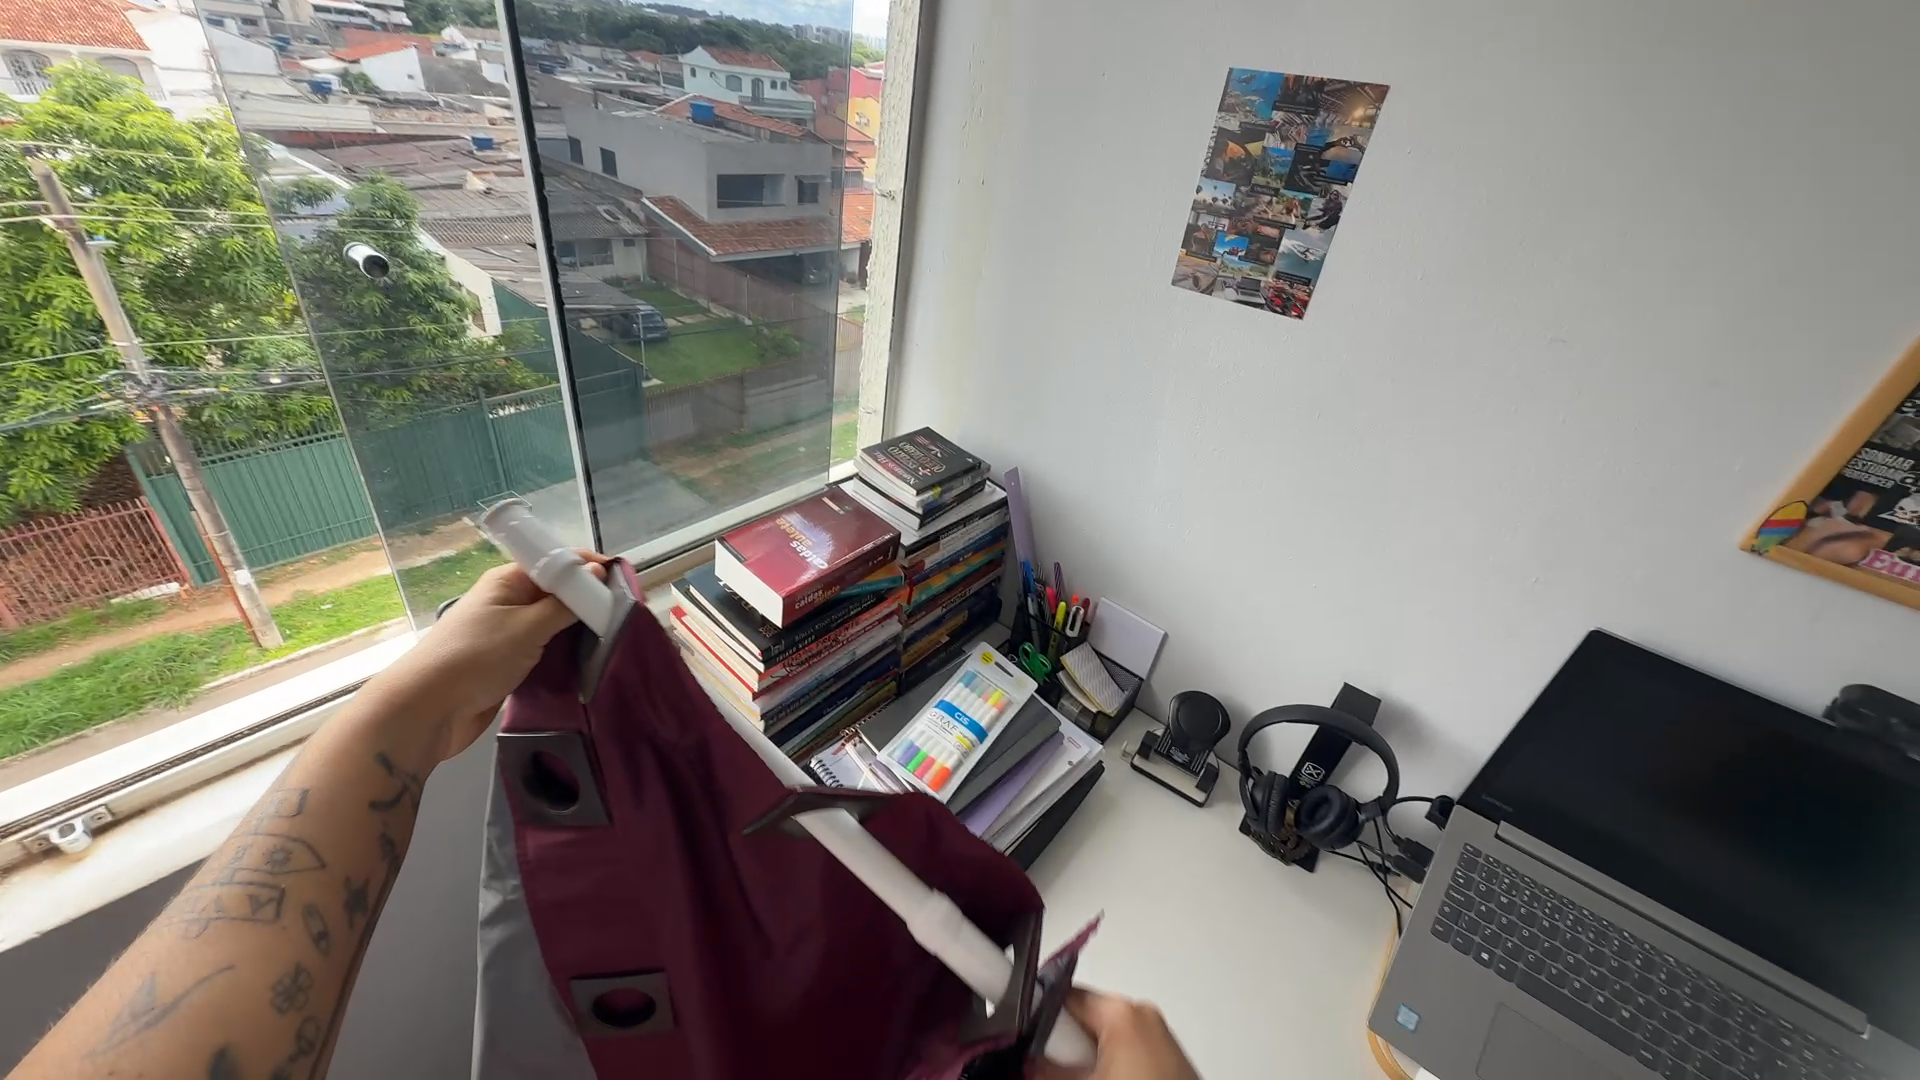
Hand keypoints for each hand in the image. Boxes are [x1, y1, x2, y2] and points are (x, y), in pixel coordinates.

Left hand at [371, 555, 607, 763]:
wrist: (428, 711)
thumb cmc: (475, 658)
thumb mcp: (527, 626)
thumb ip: (566, 603)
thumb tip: (598, 573)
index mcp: (509, 581)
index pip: (558, 562)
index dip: (590, 567)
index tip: (624, 580)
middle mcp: (511, 601)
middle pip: (560, 591)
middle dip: (591, 598)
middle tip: (628, 611)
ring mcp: (512, 631)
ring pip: (558, 620)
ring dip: (582, 626)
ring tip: (618, 633)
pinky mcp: (513, 659)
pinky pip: (550, 645)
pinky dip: (569, 648)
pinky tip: (593, 655)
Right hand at [1031, 991, 1200, 1079]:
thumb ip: (1045, 1072)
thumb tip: (1022, 1064)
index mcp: (1120, 1010)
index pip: (1061, 995)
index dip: (1037, 1018)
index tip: (1023, 1041)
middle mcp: (1141, 1013)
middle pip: (1082, 1019)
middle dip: (1064, 1048)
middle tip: (1053, 1073)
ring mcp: (1160, 1038)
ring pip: (1103, 1041)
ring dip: (1085, 1063)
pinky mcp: (1171, 1063)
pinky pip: (1127, 1055)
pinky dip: (1111, 1070)